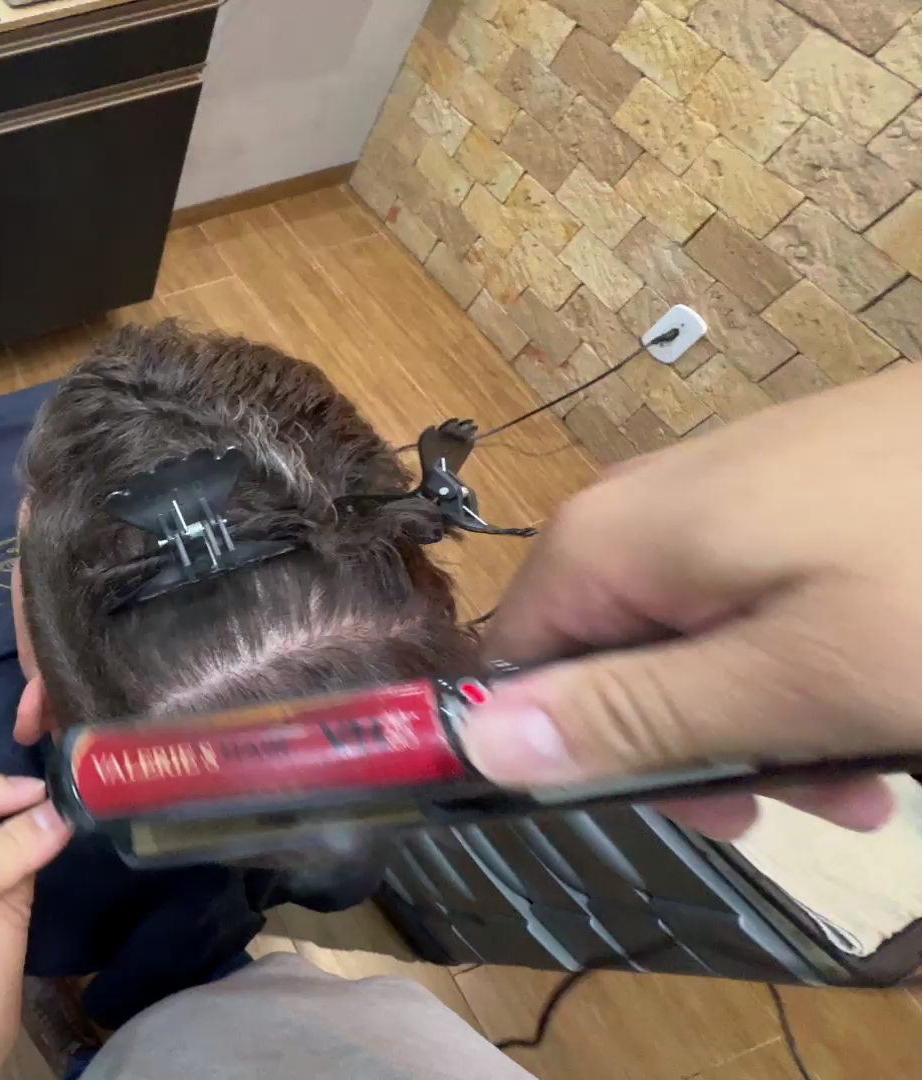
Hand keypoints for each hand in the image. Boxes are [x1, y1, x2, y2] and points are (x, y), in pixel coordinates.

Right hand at [466, 363, 921, 838]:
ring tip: (870, 752)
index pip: (513, 664)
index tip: (701, 806)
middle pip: (598, 646)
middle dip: (686, 733)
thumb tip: (477, 746)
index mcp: (595, 543)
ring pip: (675, 624)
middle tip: (813, 799)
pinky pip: (739, 586)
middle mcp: (622, 505)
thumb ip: (632, 714)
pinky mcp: (777, 481)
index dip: (579, 747)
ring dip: (751, 704)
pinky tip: (877, 672)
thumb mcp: (808, 679)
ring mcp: (703, 487)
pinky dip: (792, 647)